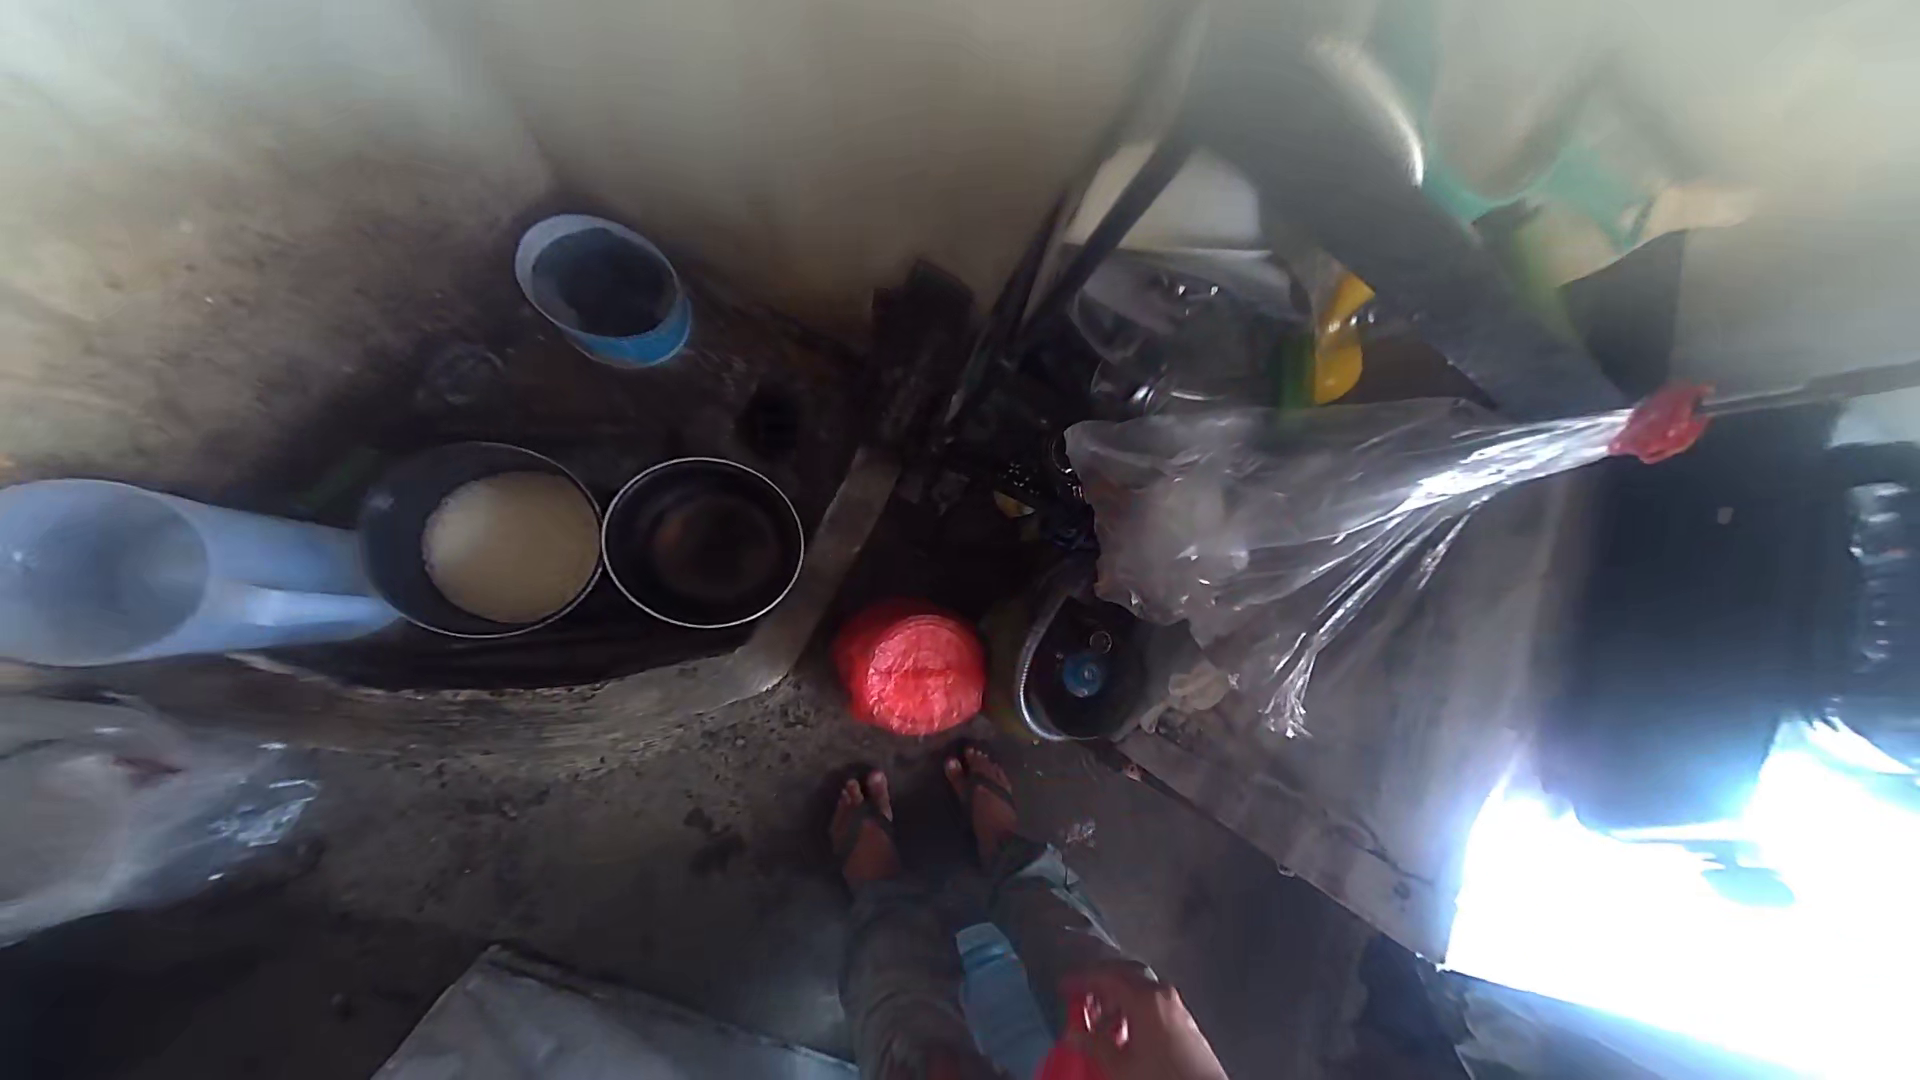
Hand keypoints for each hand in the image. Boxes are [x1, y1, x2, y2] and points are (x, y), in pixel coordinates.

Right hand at [1055, 964, 1228, 1079]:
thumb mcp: (1121, 1068)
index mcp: (1143, 996)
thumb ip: (1094, 1046)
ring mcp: (1175, 1004)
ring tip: (1102, 1022)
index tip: (1063, 988)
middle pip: (1123, 976)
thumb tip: (1072, 1035)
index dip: (1081, 981)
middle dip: (1100, 985)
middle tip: (1081, 999)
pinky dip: (1134, 1008)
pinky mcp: (1185, 1020)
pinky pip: (1152, 1001)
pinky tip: (1127, 1032)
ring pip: (1139, 988)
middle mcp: (1160, 991)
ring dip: (1117, 999)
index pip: (1104, 977)